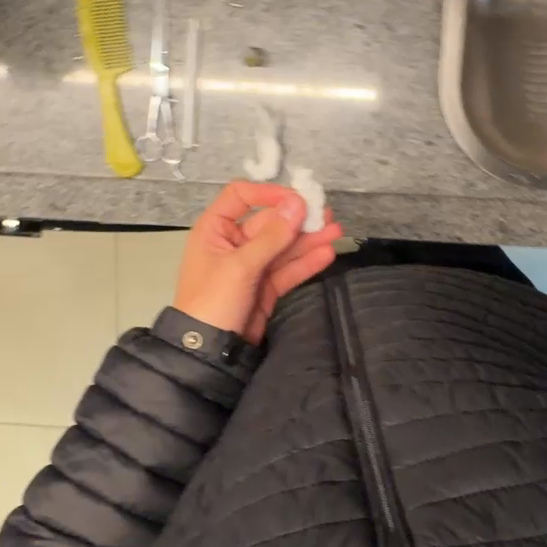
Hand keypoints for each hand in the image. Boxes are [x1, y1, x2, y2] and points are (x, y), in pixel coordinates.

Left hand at [173, 181, 344, 343]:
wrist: (209, 352)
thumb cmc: (214, 301)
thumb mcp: (240, 266)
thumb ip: (272, 236)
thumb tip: (298, 203)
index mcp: (215, 229)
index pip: (241, 197)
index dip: (268, 193)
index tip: (297, 198)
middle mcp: (233, 242)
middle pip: (269, 222)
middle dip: (298, 220)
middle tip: (327, 216)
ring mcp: (251, 266)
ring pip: (283, 247)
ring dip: (308, 240)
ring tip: (337, 232)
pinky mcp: (265, 287)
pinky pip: (287, 269)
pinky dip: (306, 262)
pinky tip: (327, 254)